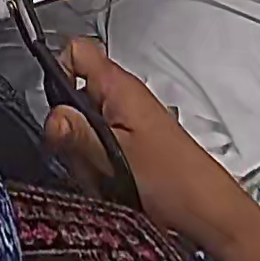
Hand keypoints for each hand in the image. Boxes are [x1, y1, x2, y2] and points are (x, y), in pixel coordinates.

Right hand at [44, 38, 259, 250]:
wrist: (208, 210)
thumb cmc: (174, 180)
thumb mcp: (114, 158)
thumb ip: (77, 134)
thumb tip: (51, 116)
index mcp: (118, 86)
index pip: (76, 50)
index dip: (58, 70)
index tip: (56, 106)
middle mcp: (123, 95)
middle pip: (74, 93)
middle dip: (69, 126)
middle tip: (81, 152)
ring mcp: (127, 117)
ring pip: (84, 122)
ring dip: (83, 151)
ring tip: (101, 174)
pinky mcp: (131, 139)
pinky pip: (99, 141)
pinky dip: (97, 162)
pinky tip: (109, 183)